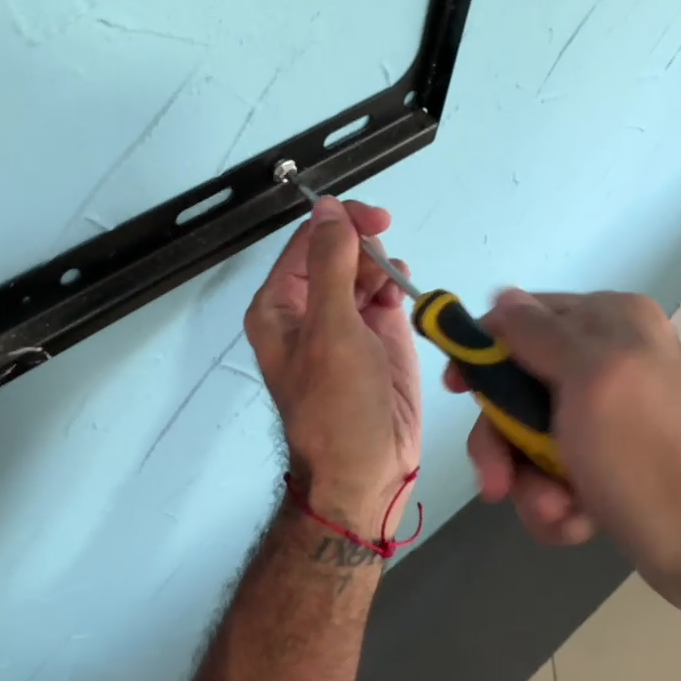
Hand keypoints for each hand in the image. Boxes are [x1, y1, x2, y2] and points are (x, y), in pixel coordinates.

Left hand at [245, 197, 422, 531]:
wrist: (367, 473)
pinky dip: (394, 286)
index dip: (339, 222)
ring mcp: (343, 319)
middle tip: (384, 269)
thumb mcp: (332, 331)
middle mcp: (307, 307)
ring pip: (363, 266)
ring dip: (381, 267)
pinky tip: (400, 296)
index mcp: (279, 304)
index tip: (377, 218)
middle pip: (336, 248)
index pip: (307, 241)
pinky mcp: (375, 334)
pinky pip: (383, 290)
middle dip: (364, 247)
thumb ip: (331, 264)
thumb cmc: (339, 406)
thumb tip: (328, 207)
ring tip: (389, 294)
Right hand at [455, 289, 680, 607]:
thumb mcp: (589, 379)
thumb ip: (538, 332)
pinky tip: (575, 520)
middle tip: (498, 481)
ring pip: (529, 430)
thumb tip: (502, 296)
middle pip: (516, 382)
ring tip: (554, 510)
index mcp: (610, 320)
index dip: (482, 353)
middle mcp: (610, 355)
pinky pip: (554, 464)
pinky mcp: (612, 455)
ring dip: (528, 478)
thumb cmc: (647, 459)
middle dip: (504, 438)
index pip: (518, 317)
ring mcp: (611, 408)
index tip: (459, 392)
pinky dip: (554, 496)